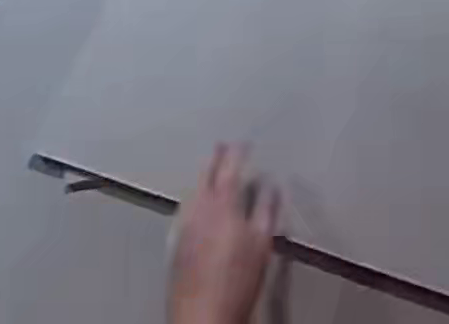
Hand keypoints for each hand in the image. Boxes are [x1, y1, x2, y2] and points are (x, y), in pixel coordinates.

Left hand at [169, 144, 280, 323]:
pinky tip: (196, 200)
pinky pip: (185, 207)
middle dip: (216, 157)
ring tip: (210, 167)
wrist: (202, 317)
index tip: (245, 142)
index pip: (231, 167)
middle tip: (222, 144)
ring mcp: (185, 224)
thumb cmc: (238, 279)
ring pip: (194, 189)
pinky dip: (194, 196)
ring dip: (203, 175)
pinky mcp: (176, 242)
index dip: (238, 151)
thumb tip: (272, 184)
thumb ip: (266, 209)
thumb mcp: (262, 243)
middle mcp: (201, 207)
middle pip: (207, 174)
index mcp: (224, 202)